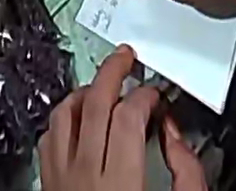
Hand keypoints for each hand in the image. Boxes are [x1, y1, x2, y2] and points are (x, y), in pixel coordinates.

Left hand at [40, 47, 204, 190]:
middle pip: (93, 103)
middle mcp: (83, 178)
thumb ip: (187, 178)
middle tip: (128, 58)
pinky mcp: (49, 190)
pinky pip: (49, 139)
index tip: (158, 95)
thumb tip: (176, 136)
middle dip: (112, 71)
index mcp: (119, 185)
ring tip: (104, 83)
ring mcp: (61, 183)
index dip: (146, 95)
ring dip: (85, 91)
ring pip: (64, 115)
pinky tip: (78, 117)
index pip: (128, 117)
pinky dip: (64, 117)